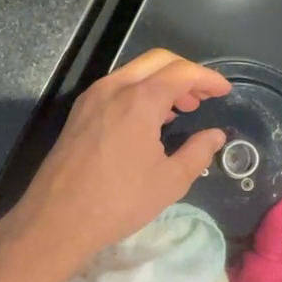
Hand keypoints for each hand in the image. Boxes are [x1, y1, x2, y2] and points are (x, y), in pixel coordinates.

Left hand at [2, 49, 230, 275]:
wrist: (57, 220)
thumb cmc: (119, 201)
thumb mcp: (170, 181)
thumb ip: (198, 152)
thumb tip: (215, 136)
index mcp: (140, 100)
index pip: (182, 73)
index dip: (208, 78)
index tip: (225, 91)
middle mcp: (114, 88)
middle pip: (158, 61)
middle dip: (185, 73)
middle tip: (203, 97)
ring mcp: (92, 98)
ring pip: (134, 72)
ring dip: (162, 82)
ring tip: (181, 109)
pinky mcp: (79, 113)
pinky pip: (117, 88)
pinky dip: (140, 92)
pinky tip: (150, 120)